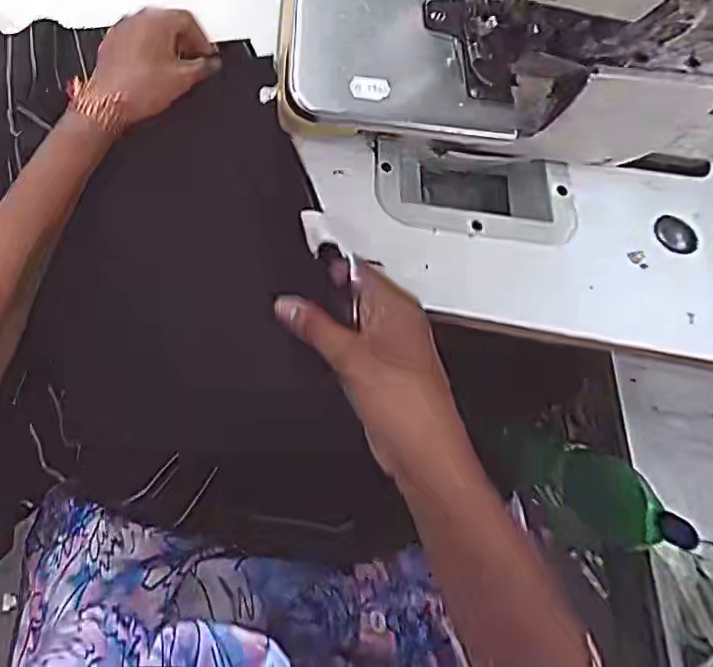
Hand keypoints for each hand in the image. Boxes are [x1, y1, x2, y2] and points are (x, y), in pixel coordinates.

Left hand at [82, 8, 220, 129]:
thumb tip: (210, 64)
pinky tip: (152, 69)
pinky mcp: (111, 42)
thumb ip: (204, 66)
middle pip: (169, 21)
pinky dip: (147, 49)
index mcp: (158, 20)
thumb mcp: (183, 79)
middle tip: (193, 58)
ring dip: (165, 44)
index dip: (202, 39)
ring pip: (151, 29)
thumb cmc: (137, 90)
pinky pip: (135, 39)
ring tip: (173, 66)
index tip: (206, 54)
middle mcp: (138, 19)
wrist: (106, 105)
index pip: (189, 20)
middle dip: (184, 40)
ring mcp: (122, 29)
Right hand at [275, 264, 474, 483]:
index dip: (332, 261)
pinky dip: (337, 347)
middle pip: (354, 294)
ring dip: (331, 323)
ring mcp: (392, 348)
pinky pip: (354, 348)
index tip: (307, 255)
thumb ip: (315, 326)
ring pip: (353, 323)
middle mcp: (398, 323)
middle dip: (326, 294)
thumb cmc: (410, 409)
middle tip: (296, 294)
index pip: (360, 268)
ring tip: (304, 321)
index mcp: (397, 307)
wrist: (424, 457)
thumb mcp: (349, 358)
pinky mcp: (383, 372)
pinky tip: (324, 353)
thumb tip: (288, 305)